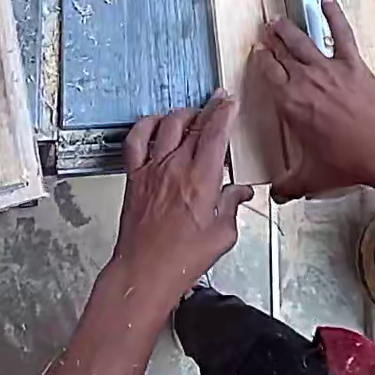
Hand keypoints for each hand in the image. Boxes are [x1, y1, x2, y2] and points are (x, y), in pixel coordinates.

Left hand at [109, 91, 253, 301]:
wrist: (145, 272)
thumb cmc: (180, 258)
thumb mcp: (222, 235)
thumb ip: (232, 206)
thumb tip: (240, 192)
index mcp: (202, 180)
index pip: (216, 132)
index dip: (225, 112)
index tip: (231, 103)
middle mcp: (176, 168)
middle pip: (194, 124)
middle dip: (209, 108)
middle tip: (217, 102)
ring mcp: (153, 169)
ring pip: (167, 125)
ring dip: (183, 114)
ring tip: (191, 115)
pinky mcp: (135, 176)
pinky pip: (136, 140)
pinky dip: (145, 125)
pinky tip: (154, 123)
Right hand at [246, 0, 374, 200]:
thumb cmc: (347, 161)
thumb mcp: (312, 177)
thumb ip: (289, 186)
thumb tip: (276, 197)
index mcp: (290, 103)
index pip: (268, 74)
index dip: (260, 61)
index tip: (256, 53)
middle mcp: (305, 80)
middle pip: (281, 54)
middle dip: (270, 42)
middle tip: (263, 32)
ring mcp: (329, 68)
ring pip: (301, 42)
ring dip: (288, 30)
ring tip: (278, 20)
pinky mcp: (353, 63)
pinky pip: (340, 33)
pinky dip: (333, 14)